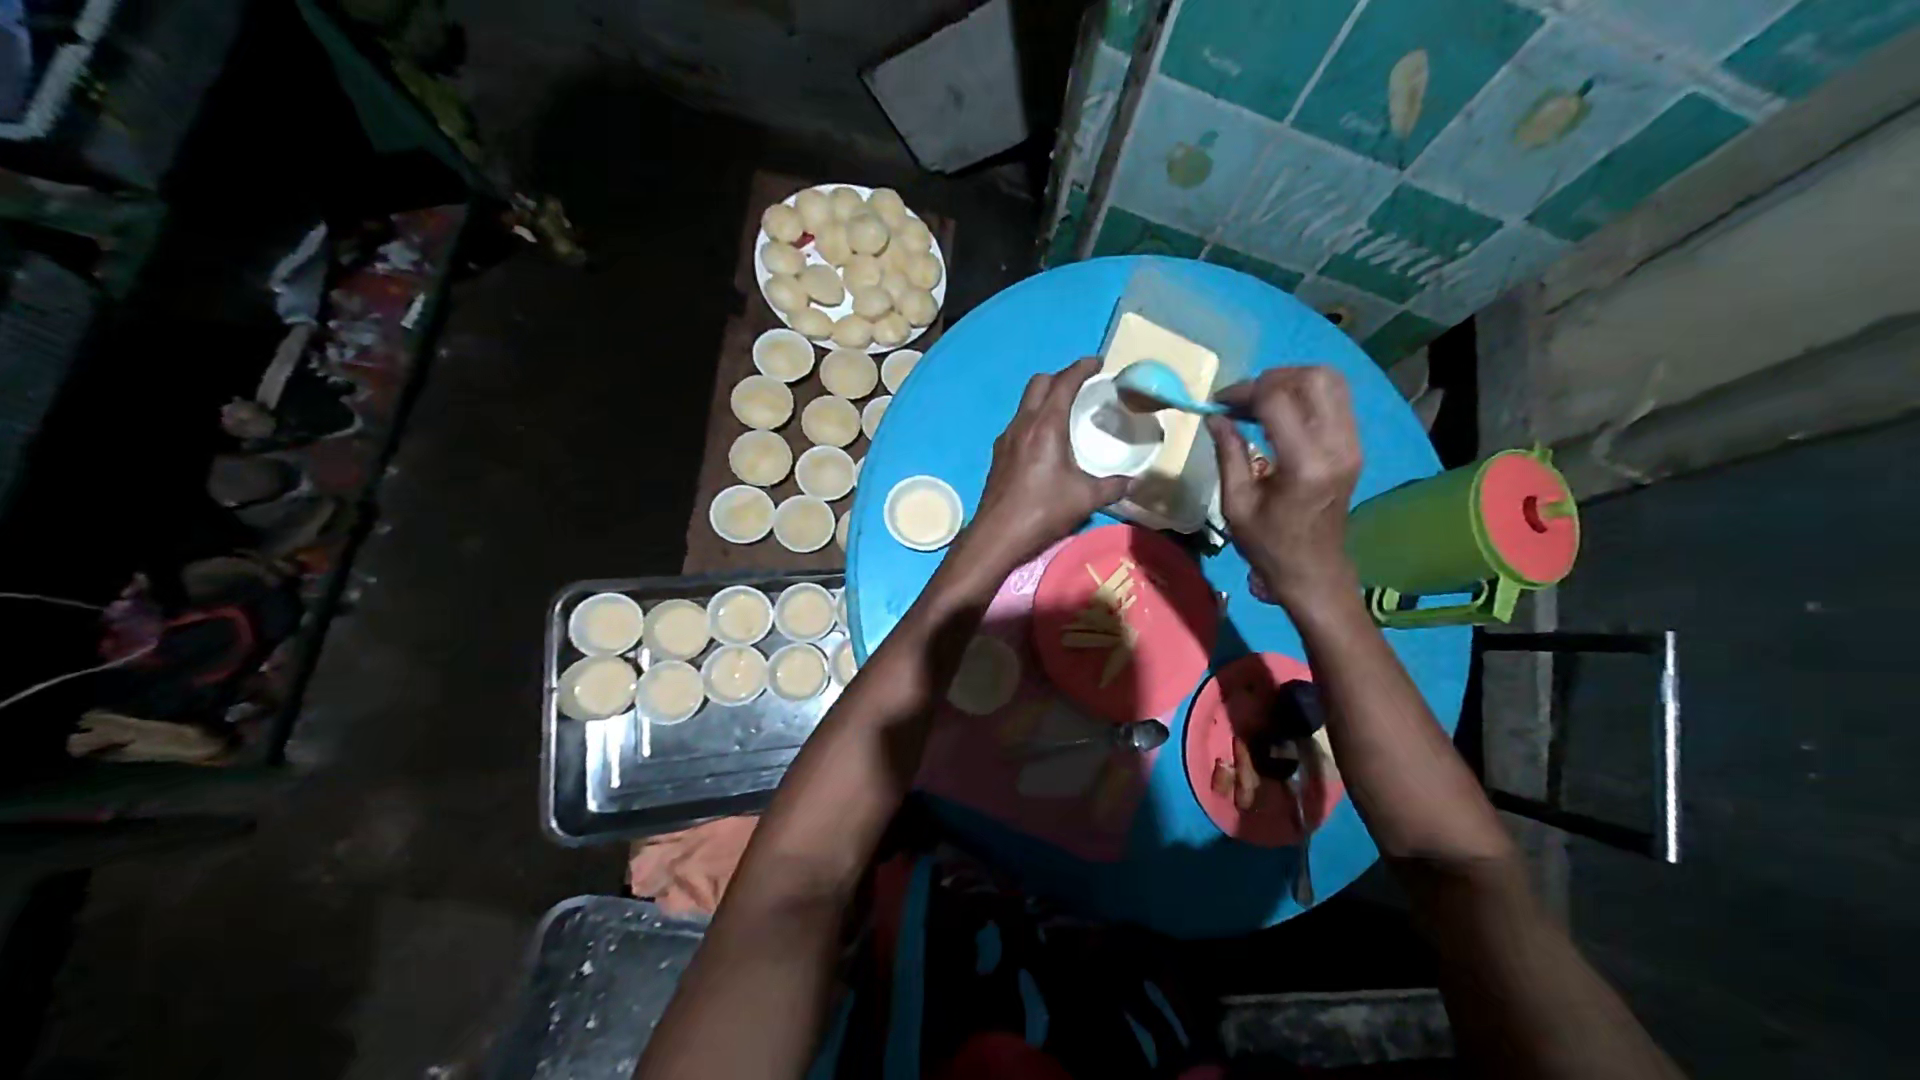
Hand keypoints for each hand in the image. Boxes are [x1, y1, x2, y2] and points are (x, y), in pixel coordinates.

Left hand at [960, 357, 1129, 572]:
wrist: (997, 535)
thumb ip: (1113, 486)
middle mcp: (1022, 424)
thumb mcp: (1086, 498)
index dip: (1081, 368)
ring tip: (1066, 412)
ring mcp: (1006, 438)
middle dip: (1061, 377)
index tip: (1097, 363)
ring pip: (1025, 403)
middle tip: (1083, 386)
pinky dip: (1034, 419)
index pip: (1064, 382)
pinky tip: (1046, 441)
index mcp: (1045, 425)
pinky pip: (1019, 424)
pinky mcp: (999, 455)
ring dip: (1045, 398)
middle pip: (1039, 383)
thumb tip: (1132, 481)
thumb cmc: (1043, 511)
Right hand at [1208, 366, 1362, 611]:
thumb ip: (1228, 453)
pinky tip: (1279, 413)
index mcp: (1305, 464)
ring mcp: (1352, 444)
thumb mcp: (1236, 503)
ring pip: (1331, 382)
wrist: (1313, 570)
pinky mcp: (1354, 446)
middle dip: (1273, 378)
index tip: (1220, 403)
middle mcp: (1337, 446)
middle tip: (1243, 399)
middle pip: (1315, 378)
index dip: (1245, 392)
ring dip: (1292, 382)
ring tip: (1260, 401)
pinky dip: (1306, 395)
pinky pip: (1336, 399)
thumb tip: (1215, 417)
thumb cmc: (1269, 544)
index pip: (1278, 400)